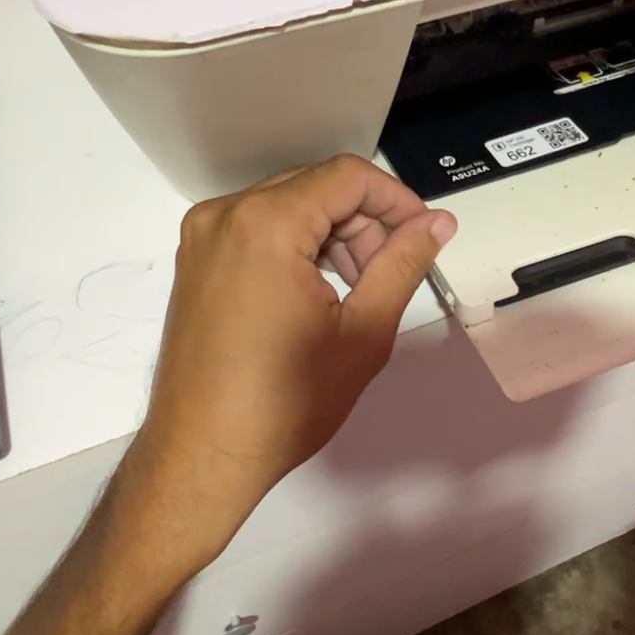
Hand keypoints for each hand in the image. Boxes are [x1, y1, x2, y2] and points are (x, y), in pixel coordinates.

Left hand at [108, 155, 456, 578]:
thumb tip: (438, 223)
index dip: (397, 200)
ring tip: (358, 291)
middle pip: (316, 187)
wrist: (203, 457)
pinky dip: (298, 247)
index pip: (348, 176)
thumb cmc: (287, 402)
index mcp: (266, 223)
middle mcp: (225, 214)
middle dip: (365, 223)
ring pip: (289, 207)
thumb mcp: (363, 332)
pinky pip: (259, 229)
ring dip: (334, 236)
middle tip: (391, 275)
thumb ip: (404, 264)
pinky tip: (320, 292)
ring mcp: (203, 237)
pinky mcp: (195, 261)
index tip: (424, 237)